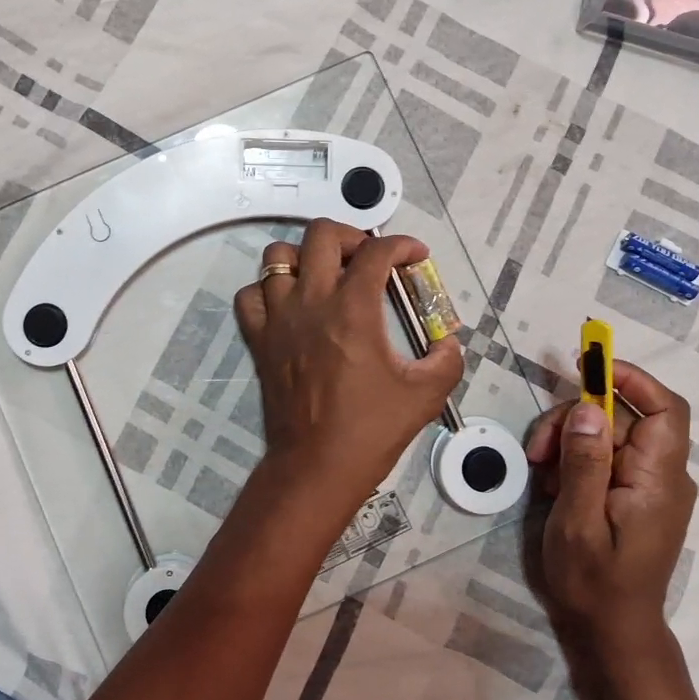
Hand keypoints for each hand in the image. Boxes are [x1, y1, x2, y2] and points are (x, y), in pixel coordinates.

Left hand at [233, 219, 463, 505]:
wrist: (316, 465)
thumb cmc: (370, 430)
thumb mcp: (425, 394)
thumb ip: (446, 360)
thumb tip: (448, 342)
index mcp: (353, 309)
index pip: (377, 252)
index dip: (403, 245)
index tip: (415, 257)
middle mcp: (311, 301)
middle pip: (321, 234)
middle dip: (351, 236)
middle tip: (368, 259)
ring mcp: (278, 317)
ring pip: (277, 257)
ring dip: (304, 256)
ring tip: (325, 275)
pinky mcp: (258, 338)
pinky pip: (250, 296)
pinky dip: (267, 290)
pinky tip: (289, 304)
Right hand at [521, 362, 695, 657]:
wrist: (611, 631)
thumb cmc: (595, 581)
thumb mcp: (578, 522)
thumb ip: (585, 463)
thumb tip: (590, 410)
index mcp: (658, 480)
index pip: (665, 409)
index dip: (632, 378)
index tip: (587, 366)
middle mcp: (662, 476)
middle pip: (622, 418)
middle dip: (576, 420)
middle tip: (537, 450)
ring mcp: (647, 486)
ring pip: (607, 435)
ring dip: (568, 441)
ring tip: (539, 471)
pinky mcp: (632, 495)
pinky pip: (604, 458)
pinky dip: (574, 460)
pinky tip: (552, 483)